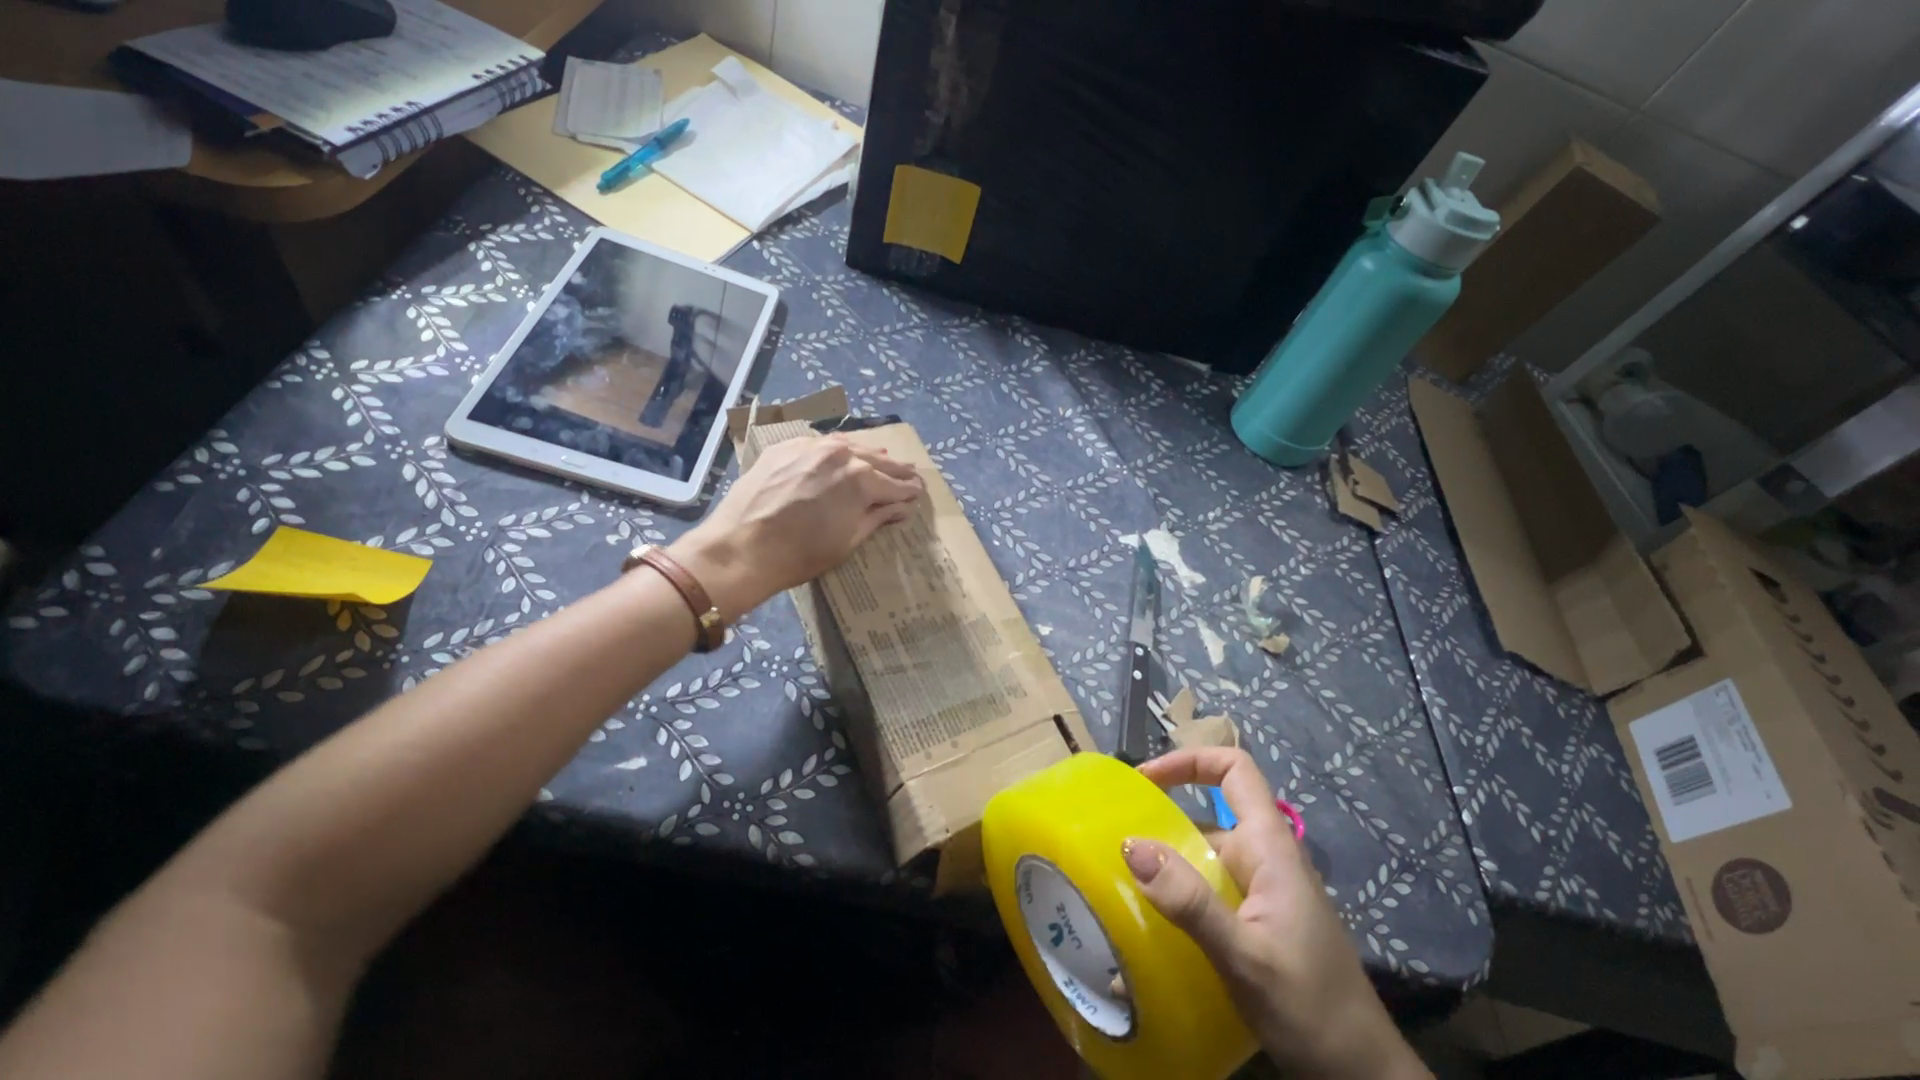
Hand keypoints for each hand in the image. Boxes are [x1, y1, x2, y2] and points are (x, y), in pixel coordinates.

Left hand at [670, 434, 923, 618]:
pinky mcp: (784, 447)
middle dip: (895, 470)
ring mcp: (809, 446)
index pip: (895, 485)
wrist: (740, 548)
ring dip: (866, 455)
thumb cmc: (800, 555)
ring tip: (881, 460)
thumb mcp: (847, 541)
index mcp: (861, 479)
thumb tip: (902, 507)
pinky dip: (835, 451)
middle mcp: (840, 454)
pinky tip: (839, 455)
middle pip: (876, 461)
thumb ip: (877, 518)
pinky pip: (818, 444)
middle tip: (910, 475)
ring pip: (847, 447)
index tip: (920, 493)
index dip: (910, 491)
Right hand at [1125, 748, 1429, 1079]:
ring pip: (1206, 862)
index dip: (1190, 760)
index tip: (1143, 780)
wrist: (1359, 1071)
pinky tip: (1149, 931)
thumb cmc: (1309, 1005)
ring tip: (1117, 891)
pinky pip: (1211, 897)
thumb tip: (1131, 844)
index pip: (1236, 771)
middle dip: (1161, 826)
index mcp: (1270, 849)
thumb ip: (1189, 901)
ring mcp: (1264, 895)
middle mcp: (1267, 861)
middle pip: (1210, 820)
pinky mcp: (1259, 925)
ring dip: (1167, 870)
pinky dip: (1179, 902)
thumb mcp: (1243, 955)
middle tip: (1110, 849)